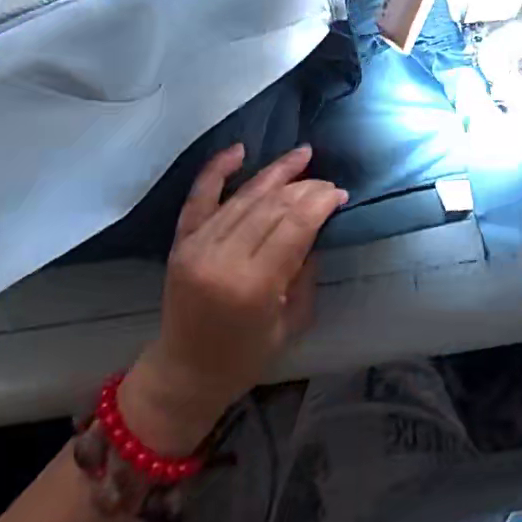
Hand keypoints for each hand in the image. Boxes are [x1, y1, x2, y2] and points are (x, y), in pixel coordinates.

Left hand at [118, 144, 345, 454]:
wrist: (185, 371)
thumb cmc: (245, 356)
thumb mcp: (291, 321)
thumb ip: (305, 270)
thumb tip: (317, 226)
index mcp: (254, 286)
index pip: (294, 225)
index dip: (321, 202)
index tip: (340, 194)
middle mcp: (223, 259)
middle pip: (272, 206)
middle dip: (305, 188)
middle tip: (327, 182)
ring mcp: (197, 246)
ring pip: (244, 197)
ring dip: (276, 173)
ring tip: (302, 155)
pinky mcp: (181, 241)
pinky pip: (200, 196)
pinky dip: (218, 169)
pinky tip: (240, 150)